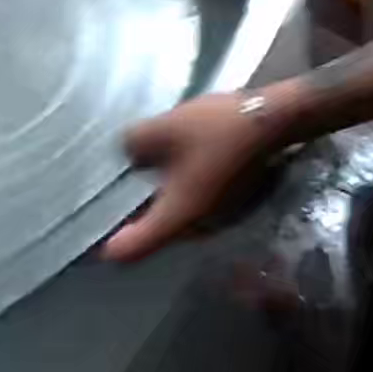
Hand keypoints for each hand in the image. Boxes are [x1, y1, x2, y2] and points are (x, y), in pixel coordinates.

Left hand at [104, 92, 277, 261]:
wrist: (276, 119)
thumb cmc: (218, 130)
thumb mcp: (163, 129)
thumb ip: (133, 146)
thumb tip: (132, 157)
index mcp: (176, 219)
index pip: (129, 252)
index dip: (107, 243)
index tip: (96, 228)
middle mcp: (199, 229)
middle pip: (156, 233)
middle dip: (139, 212)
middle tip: (125, 184)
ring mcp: (222, 217)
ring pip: (180, 215)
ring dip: (167, 196)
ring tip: (157, 165)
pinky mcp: (236, 201)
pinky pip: (200, 202)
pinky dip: (189, 187)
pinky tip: (188, 158)